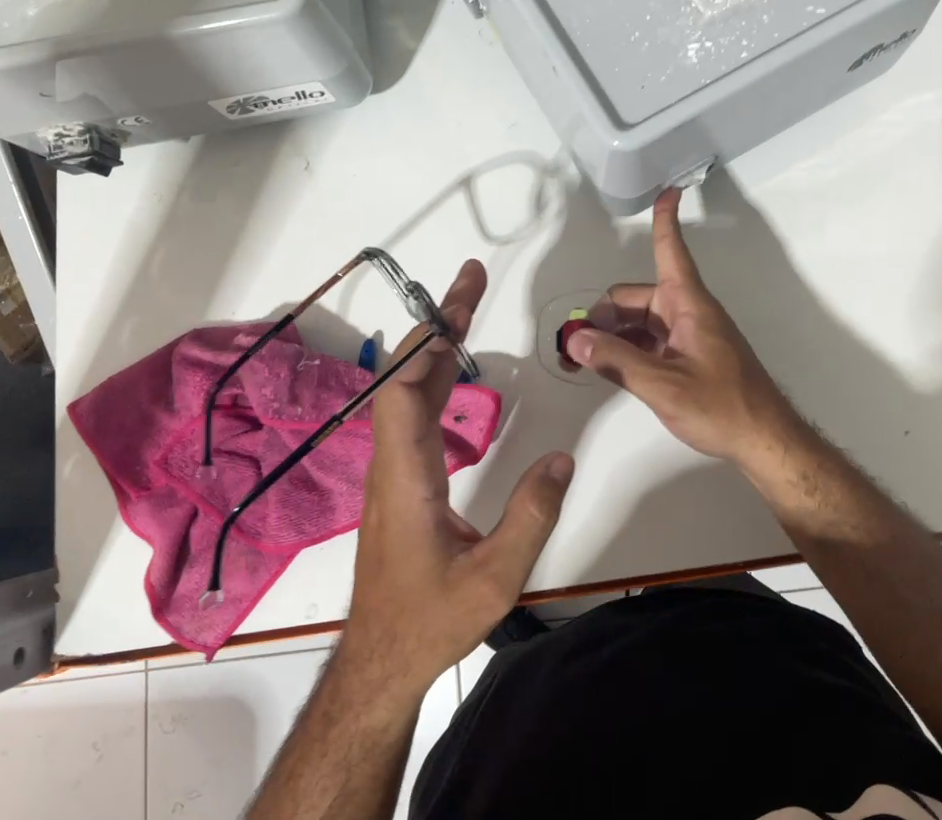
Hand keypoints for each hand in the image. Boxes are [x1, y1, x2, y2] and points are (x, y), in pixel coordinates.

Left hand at [344, 259, 574, 697]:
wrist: (381, 659)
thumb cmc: (430, 620)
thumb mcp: (495, 577)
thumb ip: (531, 516)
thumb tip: (561, 458)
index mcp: (407, 476)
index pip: (407, 390)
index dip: (433, 338)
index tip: (463, 297)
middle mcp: (393, 463)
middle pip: (406, 377)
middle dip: (440, 325)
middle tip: (472, 281)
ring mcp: (393, 472)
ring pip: (407, 394)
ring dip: (437, 349)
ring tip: (469, 312)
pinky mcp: (400, 484)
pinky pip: (414, 415)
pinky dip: (435, 379)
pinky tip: (455, 375)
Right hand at [565, 188, 810, 466]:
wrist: (764, 440)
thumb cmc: (721, 406)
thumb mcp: (663, 385)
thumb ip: (617, 361)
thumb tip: (575, 340)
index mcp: (688, 305)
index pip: (671, 251)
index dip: (665, 221)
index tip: (668, 190)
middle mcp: (687, 313)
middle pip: (636, 298)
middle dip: (603, 314)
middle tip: (572, 346)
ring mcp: (689, 337)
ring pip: (640, 323)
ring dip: (612, 335)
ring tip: (581, 361)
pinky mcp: (689, 358)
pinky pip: (651, 343)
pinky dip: (628, 351)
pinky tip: (609, 370)